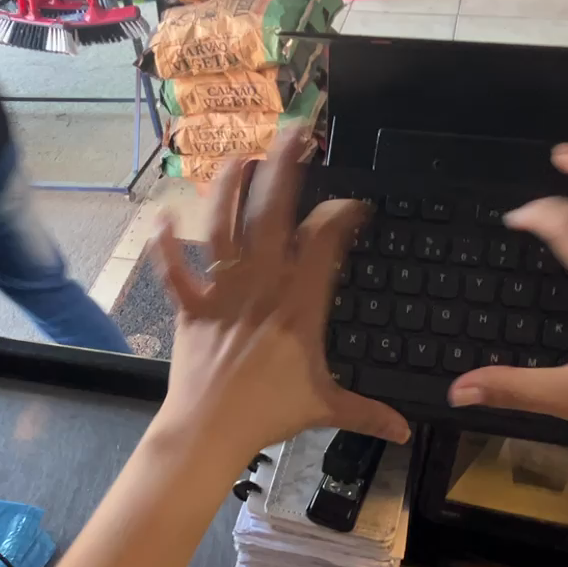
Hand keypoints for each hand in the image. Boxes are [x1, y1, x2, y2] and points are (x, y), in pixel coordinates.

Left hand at [150, 129, 411, 466]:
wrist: (209, 430)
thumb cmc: (268, 415)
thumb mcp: (324, 408)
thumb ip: (367, 413)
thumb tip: (406, 431)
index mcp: (298, 304)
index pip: (323, 241)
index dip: (341, 214)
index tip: (353, 205)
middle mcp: (260, 286)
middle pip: (272, 215)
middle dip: (285, 169)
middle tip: (296, 134)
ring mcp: (221, 293)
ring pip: (224, 229)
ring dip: (229, 189)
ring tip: (239, 157)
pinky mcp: (190, 308)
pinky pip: (174, 272)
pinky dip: (166, 246)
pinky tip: (161, 217)